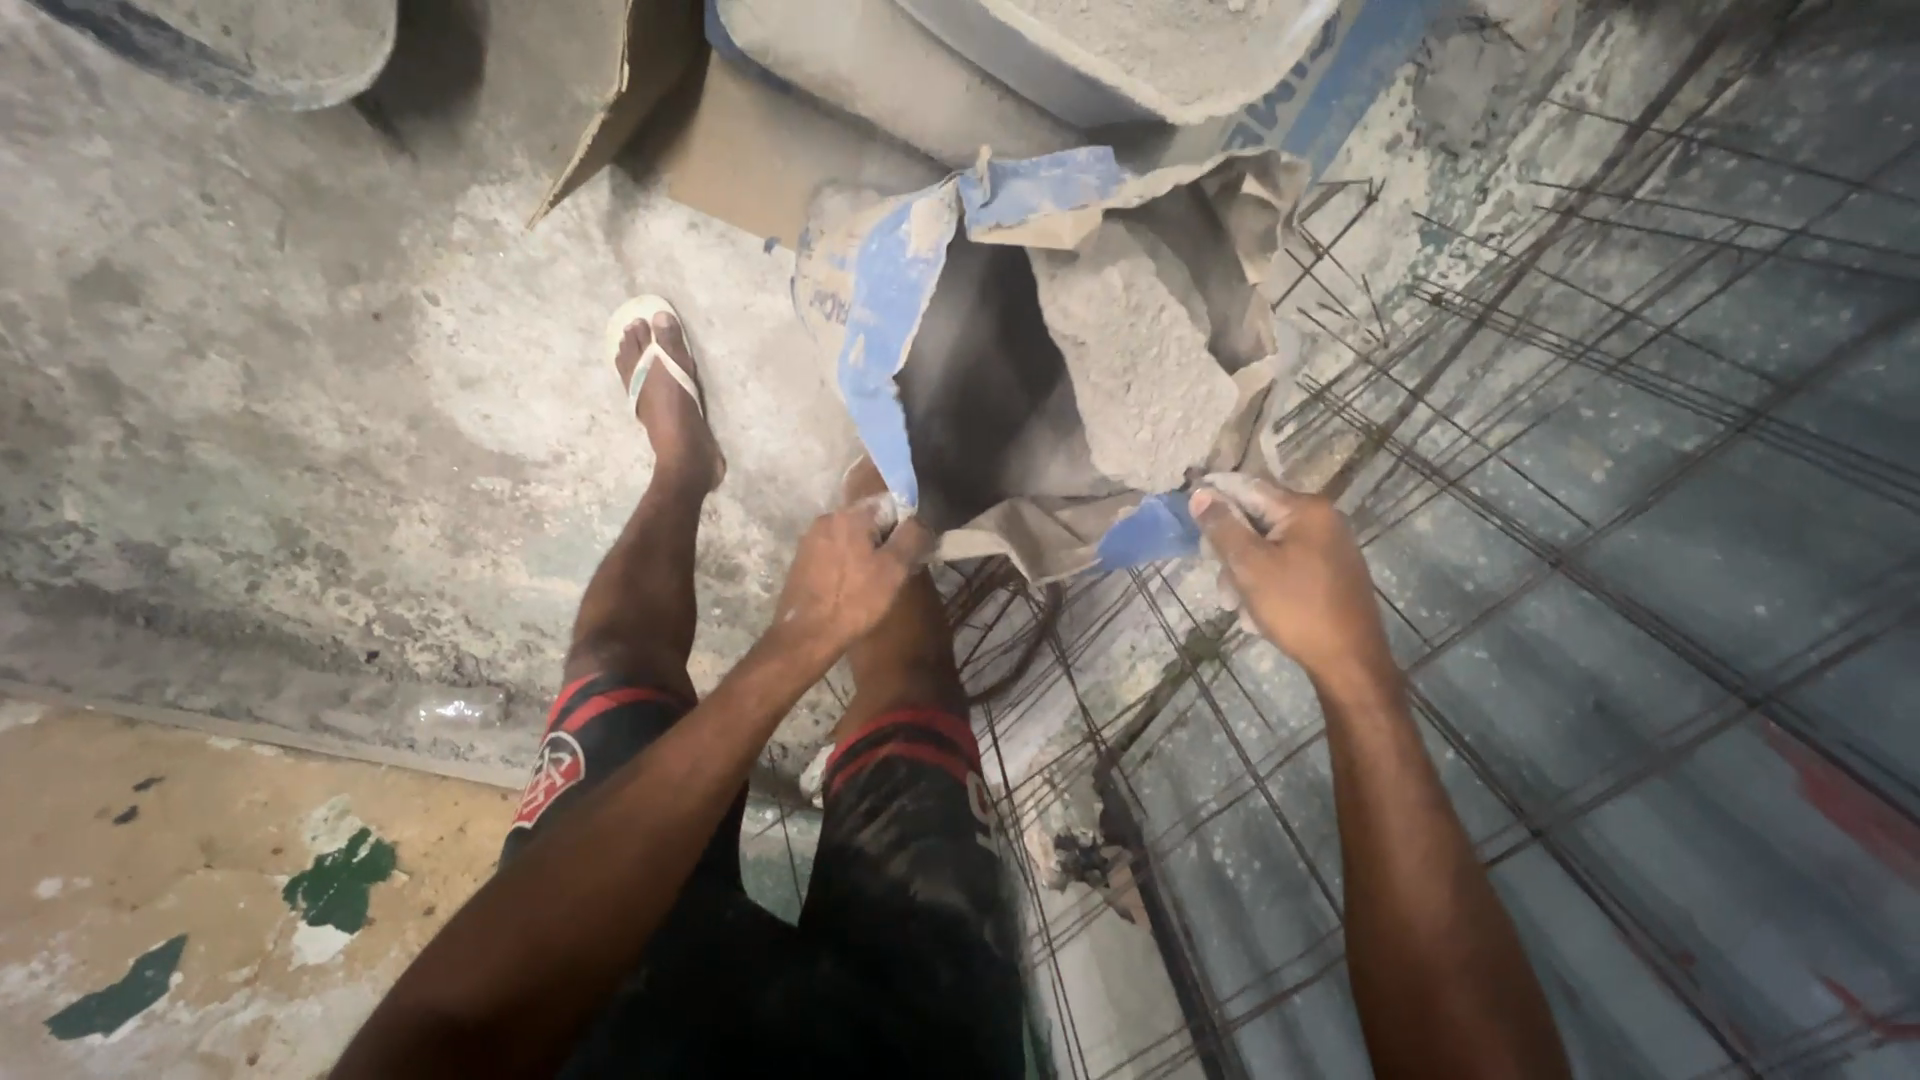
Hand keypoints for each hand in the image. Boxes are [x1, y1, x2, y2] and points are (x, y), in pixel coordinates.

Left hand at [769, 496, 935, 659]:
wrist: (806, 635)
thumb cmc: (855, 601)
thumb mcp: (894, 569)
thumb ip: (912, 536)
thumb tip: (920, 520)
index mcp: (849, 515)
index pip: (889, 506)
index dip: (905, 527)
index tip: (910, 552)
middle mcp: (826, 519)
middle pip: (868, 521)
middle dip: (884, 542)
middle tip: (895, 572)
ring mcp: (810, 540)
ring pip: (851, 539)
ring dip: (865, 554)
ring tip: (874, 584)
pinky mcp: (802, 561)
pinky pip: (834, 554)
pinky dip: (847, 565)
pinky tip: (852, 588)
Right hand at [1190, 475, 1396, 688]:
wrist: (1349, 661)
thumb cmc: (1297, 608)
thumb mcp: (1250, 566)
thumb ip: (1223, 527)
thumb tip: (1200, 493)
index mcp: (1306, 509)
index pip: (1249, 487)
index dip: (1215, 493)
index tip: (1187, 505)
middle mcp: (1321, 520)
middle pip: (1257, 520)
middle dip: (1231, 549)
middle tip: (1218, 579)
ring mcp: (1328, 547)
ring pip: (1268, 548)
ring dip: (1244, 573)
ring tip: (1238, 606)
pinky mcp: (1329, 572)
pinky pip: (1285, 566)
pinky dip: (1265, 583)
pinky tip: (1258, 613)